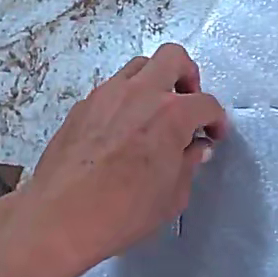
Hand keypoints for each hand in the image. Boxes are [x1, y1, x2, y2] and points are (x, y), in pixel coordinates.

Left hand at [7, 44, 227, 276]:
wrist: (61, 218)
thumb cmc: (122, 212)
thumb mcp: (172, 196)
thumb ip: (188, 165)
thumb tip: (195, 150)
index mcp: (171, 114)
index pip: (206, 103)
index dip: (216, 119)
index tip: (213, 133)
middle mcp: (141, 94)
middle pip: (175, 58)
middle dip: (189, 75)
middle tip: (188, 101)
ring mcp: (108, 95)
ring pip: (140, 66)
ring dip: (155, 81)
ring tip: (155, 111)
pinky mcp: (83, 105)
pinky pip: (112, 88)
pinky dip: (126, 98)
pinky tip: (124, 129)